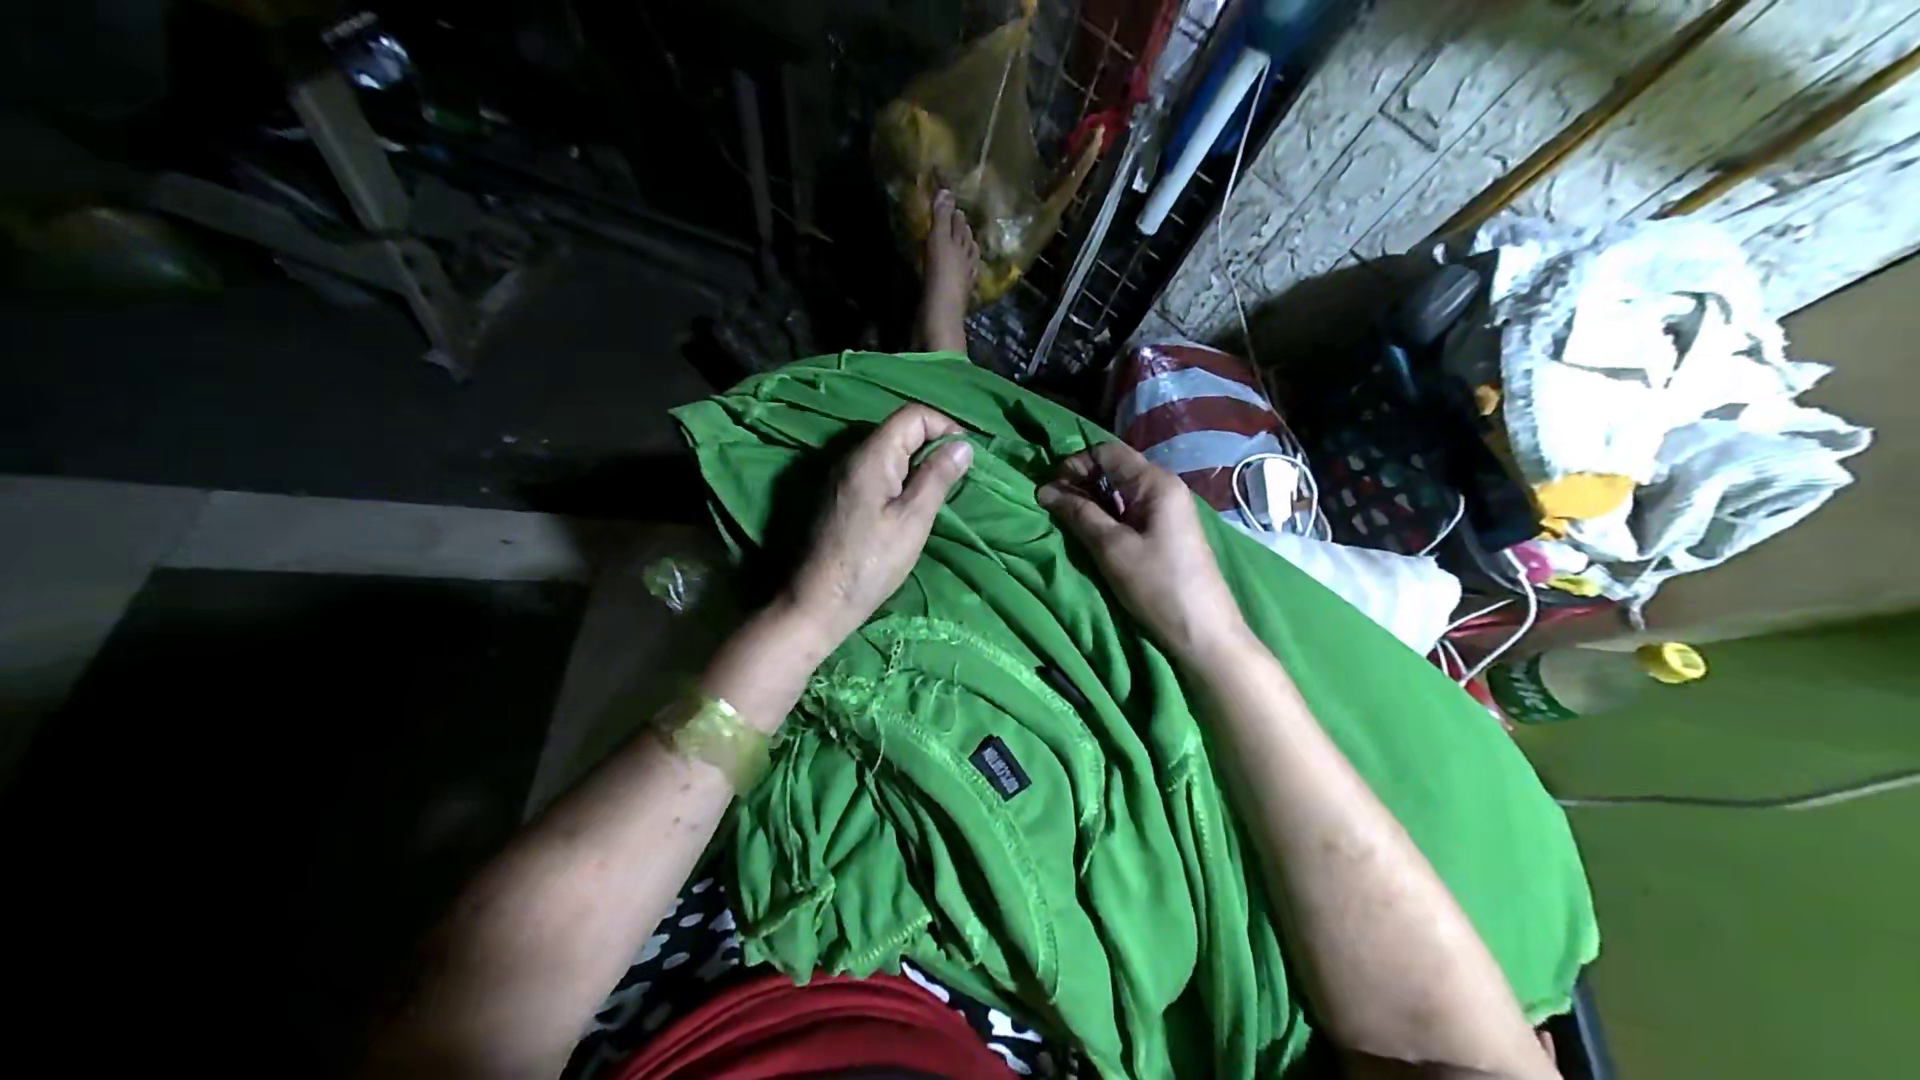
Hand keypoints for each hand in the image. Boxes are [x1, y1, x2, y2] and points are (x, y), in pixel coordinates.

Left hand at [786, 405, 973, 643]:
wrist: (818, 601)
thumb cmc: (870, 562)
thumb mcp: (913, 520)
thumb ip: (937, 477)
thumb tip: (963, 444)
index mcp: (871, 456)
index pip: (913, 415)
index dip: (945, 426)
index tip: (965, 457)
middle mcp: (851, 456)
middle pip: (898, 429)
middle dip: (932, 444)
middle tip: (955, 478)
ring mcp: (841, 476)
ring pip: (887, 451)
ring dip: (916, 463)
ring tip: (936, 494)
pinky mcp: (838, 496)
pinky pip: (875, 472)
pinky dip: (898, 478)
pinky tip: (908, 507)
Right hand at [1037, 441, 1251, 661]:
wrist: (1203, 631)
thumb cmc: (1157, 585)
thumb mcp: (1111, 548)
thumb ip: (1078, 513)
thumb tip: (1044, 489)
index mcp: (1156, 483)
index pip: (1108, 452)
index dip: (1076, 463)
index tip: (1052, 488)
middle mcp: (1164, 487)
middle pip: (1114, 468)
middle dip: (1080, 481)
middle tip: (1053, 506)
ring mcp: (1167, 509)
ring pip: (1120, 491)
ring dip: (1091, 501)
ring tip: (1067, 520)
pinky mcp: (1165, 530)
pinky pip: (1129, 510)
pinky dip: (1106, 515)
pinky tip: (1091, 532)